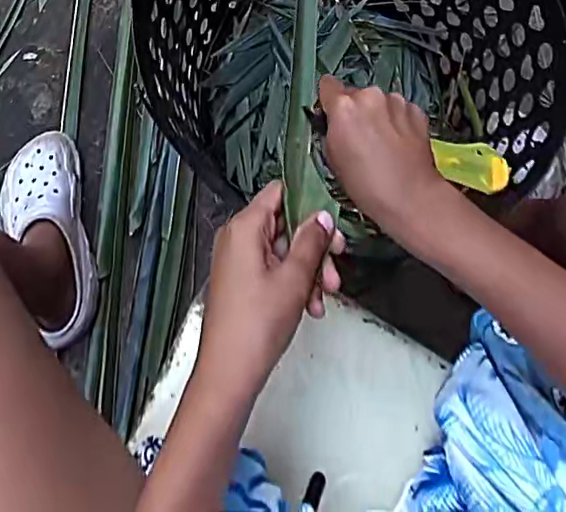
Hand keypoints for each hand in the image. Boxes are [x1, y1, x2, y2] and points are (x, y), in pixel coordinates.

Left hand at [198, 181, 345, 396]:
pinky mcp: (241, 278)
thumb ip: (312, 242)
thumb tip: (323, 217)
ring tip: (323, 296)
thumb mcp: (294, 279)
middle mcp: (238, 236)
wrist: (229, 373)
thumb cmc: (255, 326)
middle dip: (314, 246)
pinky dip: (293, 281)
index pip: (280, 192)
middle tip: (335, 267)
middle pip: (285, 223)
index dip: (309, 203)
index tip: (332, 223)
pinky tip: (310, 306)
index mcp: (245, 226)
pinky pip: (273, 267)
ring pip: (284, 248)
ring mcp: (238, 258)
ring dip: (308, 269)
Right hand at [316, 75, 448, 237]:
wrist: (411, 198)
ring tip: (383, 142)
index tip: (331, 114)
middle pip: (355, 94)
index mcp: (344, 106)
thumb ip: (330, 129)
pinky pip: (399, 110)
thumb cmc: (365, 184)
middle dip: (355, 110)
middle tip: (359, 137)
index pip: (327, 84)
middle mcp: (370, 96)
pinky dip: (397, 121)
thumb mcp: (333, 157)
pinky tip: (399, 143)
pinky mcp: (416, 111)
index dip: (328, 100)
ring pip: (379, 102)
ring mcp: (396, 101)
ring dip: (378, 114)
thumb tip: (335, 121)